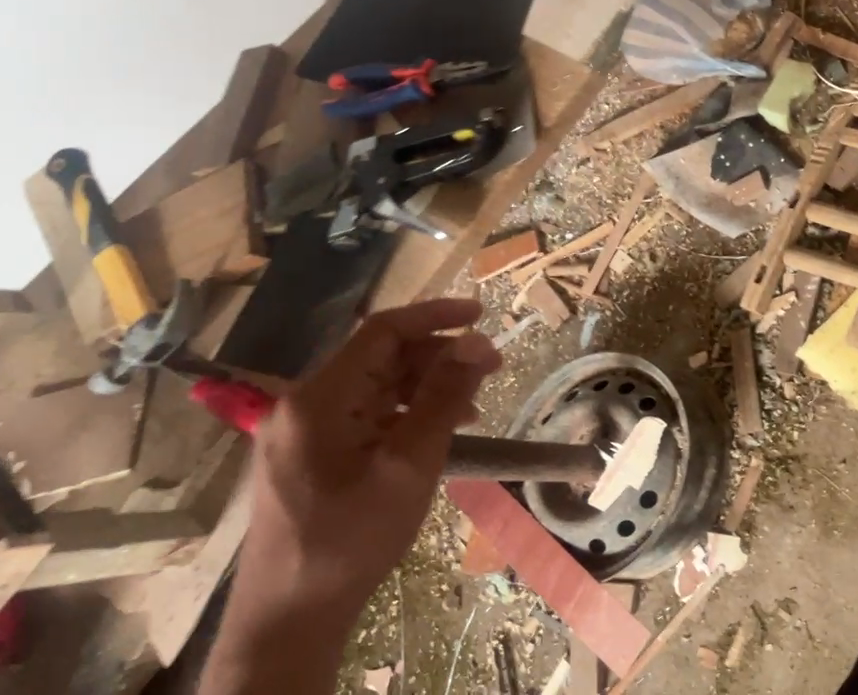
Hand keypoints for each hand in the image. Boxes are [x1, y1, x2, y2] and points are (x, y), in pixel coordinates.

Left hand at [240, 298, 501, 613]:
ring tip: (473, 408)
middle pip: (381, 357)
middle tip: (493, 369)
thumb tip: (477, 342)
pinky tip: (439, 432)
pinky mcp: (309, 458)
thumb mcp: (409, 463)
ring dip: (429, 385)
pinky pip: (366, 415)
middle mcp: (302, 407)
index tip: (484, 316)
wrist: (290, 616)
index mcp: (318, 401)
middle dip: (440, 356)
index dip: (436, 316)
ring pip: (377, 386)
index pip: (382, 332)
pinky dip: (408, 412)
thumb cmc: (351, 536)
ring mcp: (302, 434)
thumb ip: (443, 396)